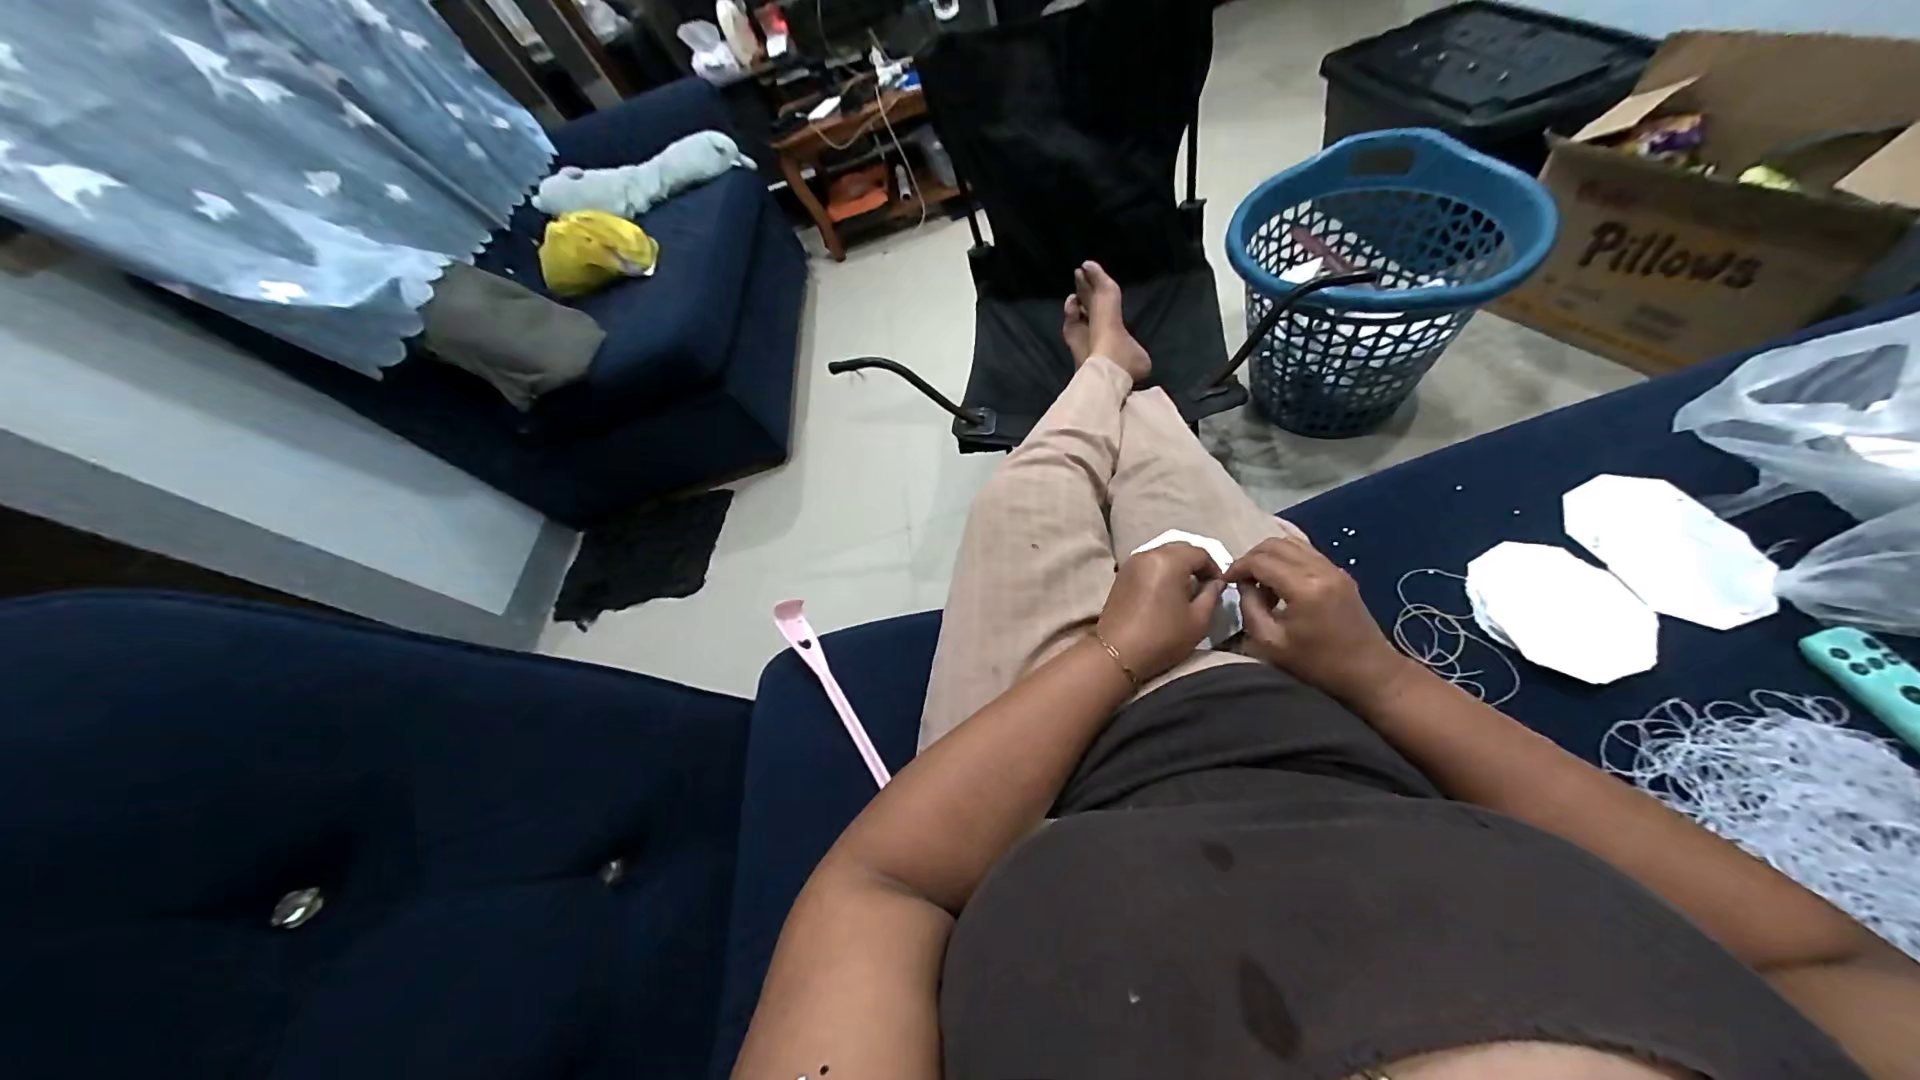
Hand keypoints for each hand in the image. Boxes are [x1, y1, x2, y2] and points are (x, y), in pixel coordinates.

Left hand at [1096, 543, 1225, 681]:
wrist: (1117, 653)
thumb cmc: (1163, 637)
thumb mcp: (1198, 619)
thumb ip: (1212, 594)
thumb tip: (1216, 582)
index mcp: (1168, 561)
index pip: (1200, 553)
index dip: (1214, 567)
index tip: (1219, 585)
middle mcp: (1148, 554)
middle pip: (1179, 549)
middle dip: (1195, 563)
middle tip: (1204, 584)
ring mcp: (1131, 563)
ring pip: (1162, 555)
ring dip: (1177, 566)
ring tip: (1185, 588)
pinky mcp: (1121, 574)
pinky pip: (1148, 564)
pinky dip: (1160, 570)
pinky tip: (1165, 590)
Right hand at [1226, 536, 1415, 705]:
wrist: (1370, 673)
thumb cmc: (1317, 664)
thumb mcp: (1270, 641)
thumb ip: (1250, 606)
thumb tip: (1244, 585)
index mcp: (1303, 587)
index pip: (1259, 561)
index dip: (1237, 567)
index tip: (1225, 581)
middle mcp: (1320, 569)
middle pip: (1274, 544)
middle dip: (1251, 558)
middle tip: (1240, 579)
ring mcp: (1334, 568)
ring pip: (1290, 543)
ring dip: (1268, 556)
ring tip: (1259, 580)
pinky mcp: (1340, 573)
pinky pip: (1305, 552)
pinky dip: (1286, 558)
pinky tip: (1280, 581)